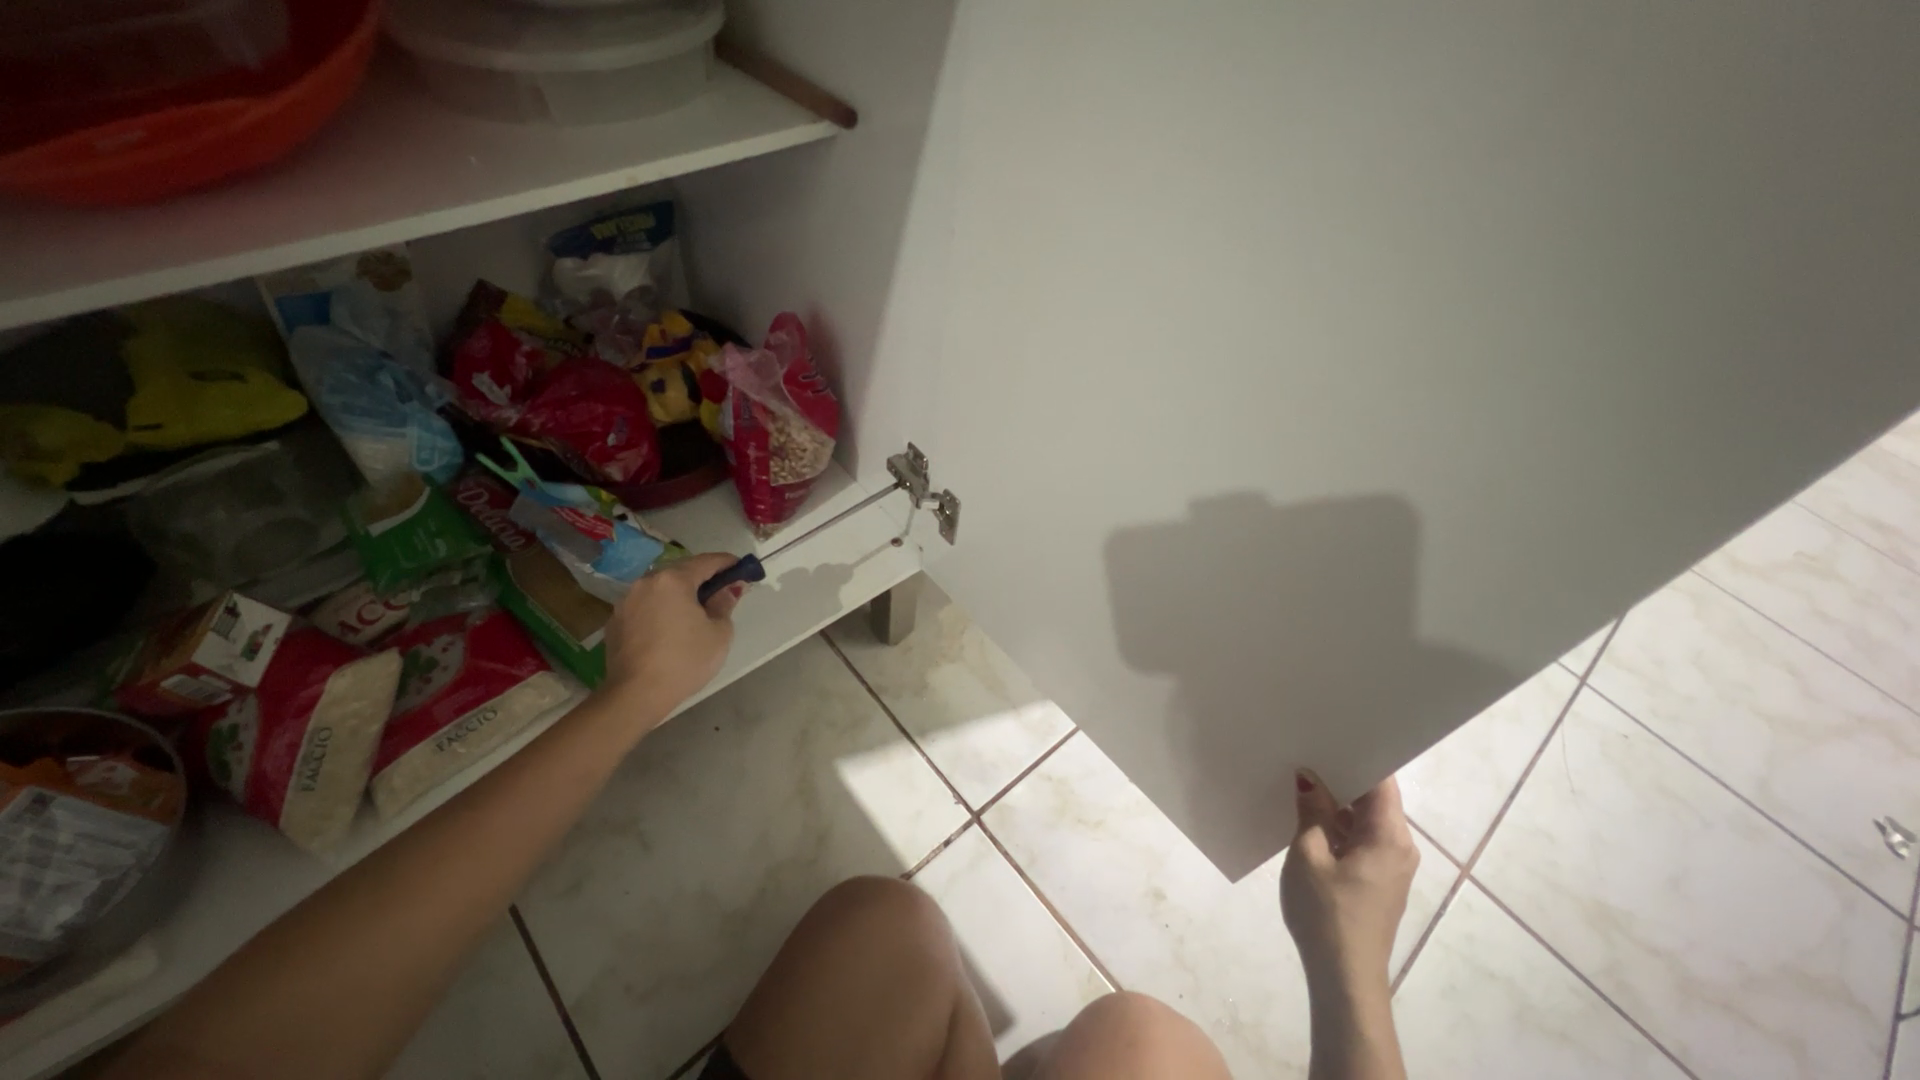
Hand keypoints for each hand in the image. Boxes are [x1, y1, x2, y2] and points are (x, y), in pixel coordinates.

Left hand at [597, 552, 746, 724]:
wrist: (636, 694)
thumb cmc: (685, 661)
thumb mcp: (719, 633)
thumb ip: (724, 604)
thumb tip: (728, 589)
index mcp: (673, 580)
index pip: (706, 562)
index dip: (728, 563)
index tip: (742, 569)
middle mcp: (646, 582)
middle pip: (680, 571)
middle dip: (703, 578)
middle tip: (722, 591)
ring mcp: (626, 602)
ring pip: (660, 589)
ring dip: (679, 593)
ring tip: (695, 611)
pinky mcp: (616, 622)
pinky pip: (645, 606)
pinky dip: (661, 609)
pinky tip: (670, 628)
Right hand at [1280, 771, 1418, 993]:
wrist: (1344, 976)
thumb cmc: (1327, 911)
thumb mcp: (1309, 855)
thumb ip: (1311, 811)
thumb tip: (1308, 776)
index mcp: (1390, 836)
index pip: (1381, 781)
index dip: (1356, 756)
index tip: (1327, 736)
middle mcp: (1399, 846)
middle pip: (1373, 799)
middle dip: (1340, 778)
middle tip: (1304, 752)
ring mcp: (1390, 866)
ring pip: (1363, 821)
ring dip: (1335, 805)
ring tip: (1299, 780)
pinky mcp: (1377, 881)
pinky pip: (1359, 841)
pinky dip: (1336, 828)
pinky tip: (1306, 820)